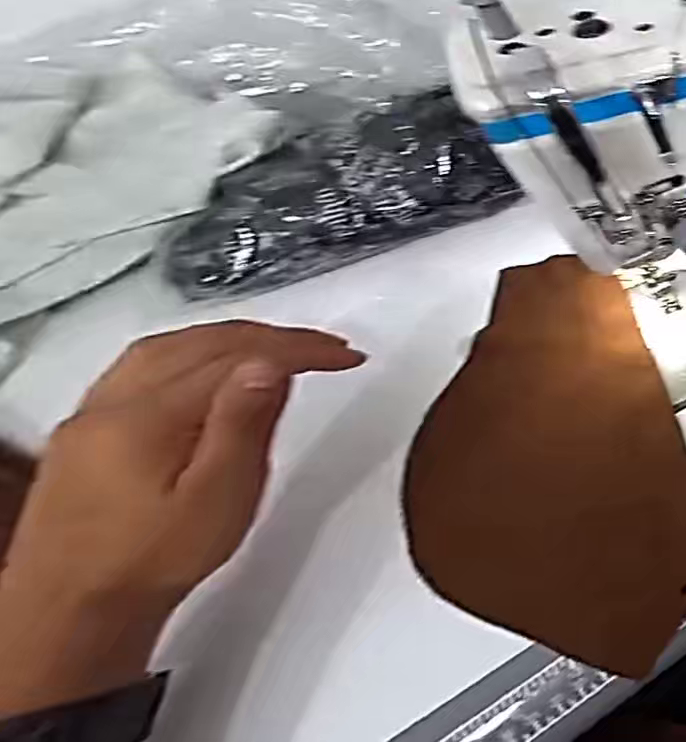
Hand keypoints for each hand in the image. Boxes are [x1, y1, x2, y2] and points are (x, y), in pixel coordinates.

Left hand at [0, 321, 363, 716]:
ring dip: (237, 337)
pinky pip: (145, 365)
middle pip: (204, 343)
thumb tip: (270, 365)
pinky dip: (198, 349)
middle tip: (328, 347)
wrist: (74, 613)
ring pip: (171, 347)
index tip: (347, 356)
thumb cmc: (155, 557)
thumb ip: (245, 420)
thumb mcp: (222, 489)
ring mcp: (92, 420)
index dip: (304, 350)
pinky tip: (220, 361)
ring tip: (285, 345)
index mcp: (145, 419)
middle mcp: (110, 410)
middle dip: (277, 337)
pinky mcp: (89, 434)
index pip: (241, 359)